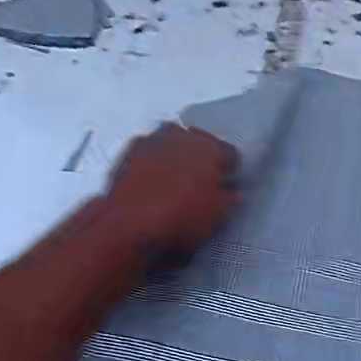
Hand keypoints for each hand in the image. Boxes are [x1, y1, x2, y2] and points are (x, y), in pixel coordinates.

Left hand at [103, 123, 240, 262]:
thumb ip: (229, 199)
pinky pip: (149, 151)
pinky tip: (151, 179)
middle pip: (201, 143)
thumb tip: (233, 191)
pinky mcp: (129, 150)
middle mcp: (182, 135)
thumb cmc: (180, 220)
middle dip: (203, 159)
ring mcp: (153, 139)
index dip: (231, 171)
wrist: (126, 225)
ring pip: (173, 142)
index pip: (230, 154)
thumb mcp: (216, 218)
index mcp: (210, 149)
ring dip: (177, 155)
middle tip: (201, 183)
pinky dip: (153, 161)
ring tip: (175, 180)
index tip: (228, 185)